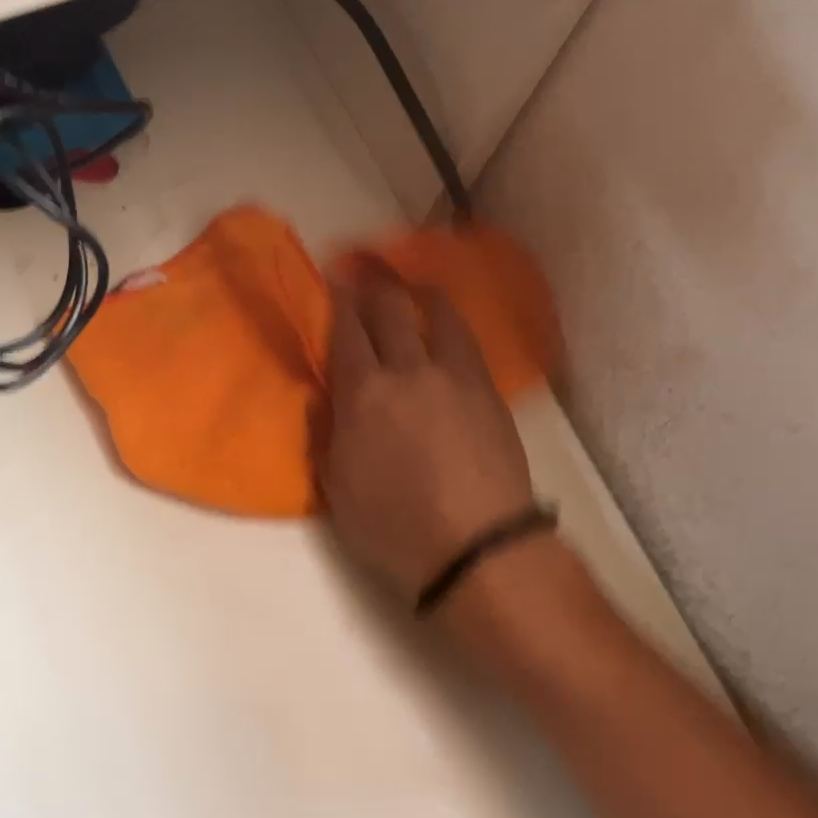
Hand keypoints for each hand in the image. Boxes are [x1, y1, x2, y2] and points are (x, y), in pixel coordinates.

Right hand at [317, 269, 536, 599]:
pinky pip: (466, 340)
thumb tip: (328, 399)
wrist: (473, 544)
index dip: (335, 302)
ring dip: (418, 293)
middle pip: (389, 310)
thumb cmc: (391, 526)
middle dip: (372, 286)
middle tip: (362, 272)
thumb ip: (329, 434)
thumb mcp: (337, 486)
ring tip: (410, 287)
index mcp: (363, 395)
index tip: (330, 282)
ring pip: (437, 314)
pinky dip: (448, 323)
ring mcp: (455, 376)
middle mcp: (409, 371)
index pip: (345, 332)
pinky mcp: (488, 391)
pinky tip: (444, 328)